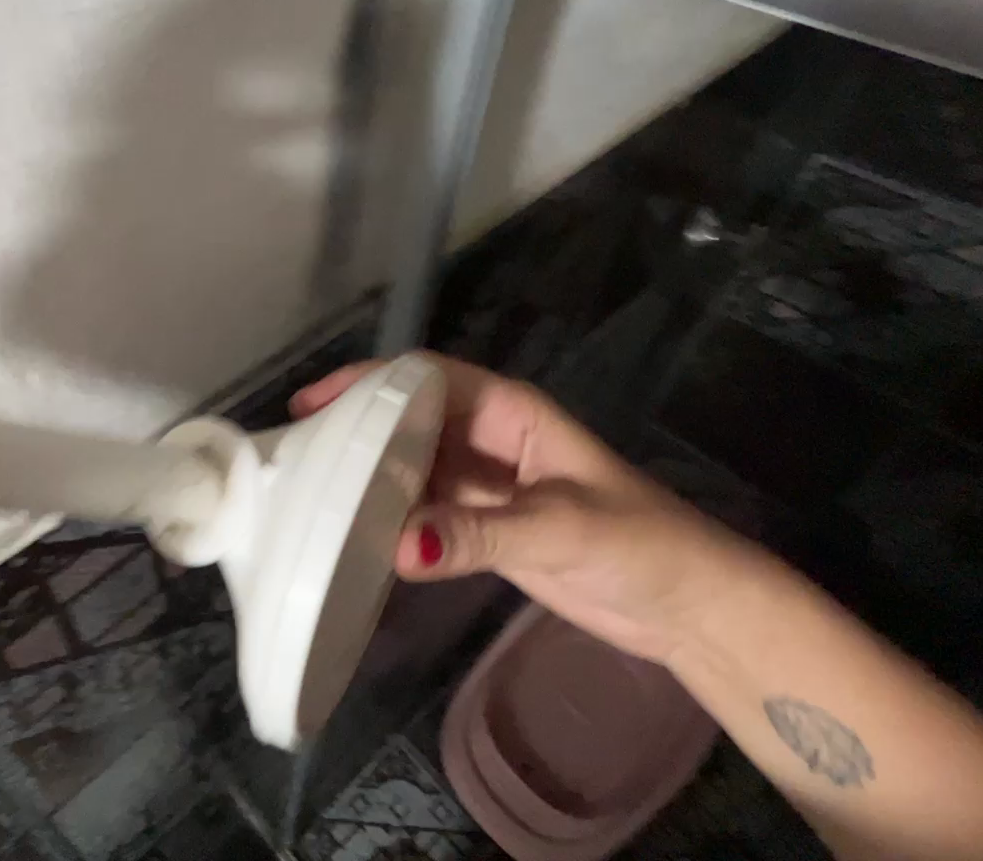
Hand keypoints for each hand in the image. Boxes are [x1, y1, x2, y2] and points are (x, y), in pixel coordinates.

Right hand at [292, 353, 770, 663]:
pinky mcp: (482, 523)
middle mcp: (488, 437)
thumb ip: (480, 533)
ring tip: (313, 488)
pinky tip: (356, 530)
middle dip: (357, 425)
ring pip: (413, 464)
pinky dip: (392, 516)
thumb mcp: (560, 528)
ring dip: (370, 474)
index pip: (427, 377)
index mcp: (509, 411)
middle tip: (297, 449)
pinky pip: (424, 509)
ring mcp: (483, 482)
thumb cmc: (640, 544)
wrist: (686, 605)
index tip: (313, 402)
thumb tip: (398, 544)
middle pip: (410, 417)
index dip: (368, 381)